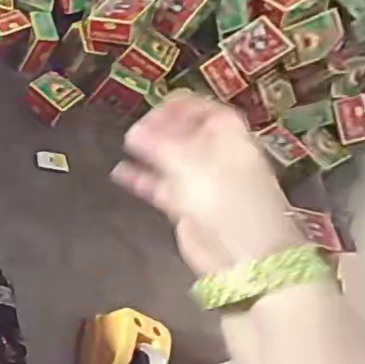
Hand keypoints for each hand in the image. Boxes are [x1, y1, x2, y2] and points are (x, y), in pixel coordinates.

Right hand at [111, 94, 303, 275]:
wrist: (243, 256)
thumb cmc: (229, 205)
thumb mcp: (196, 169)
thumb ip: (162, 149)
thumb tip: (133, 131)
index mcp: (229, 141)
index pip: (205, 111)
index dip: (180, 107)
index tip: (152, 109)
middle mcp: (215, 158)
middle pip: (185, 134)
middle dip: (160, 128)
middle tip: (135, 128)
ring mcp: (200, 182)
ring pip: (170, 159)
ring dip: (148, 152)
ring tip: (125, 145)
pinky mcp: (184, 206)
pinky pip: (159, 185)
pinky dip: (141, 178)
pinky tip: (121, 173)